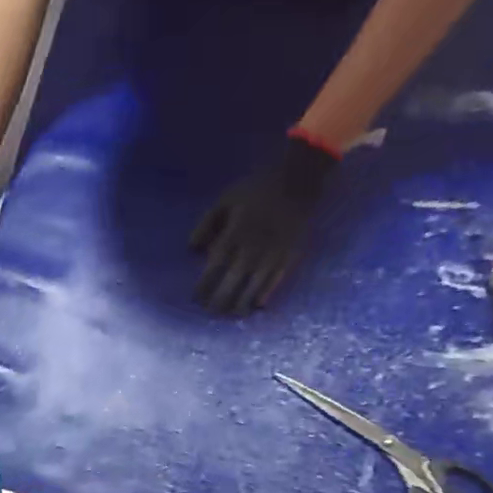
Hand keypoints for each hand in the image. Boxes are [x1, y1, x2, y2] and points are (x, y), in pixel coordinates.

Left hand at [188, 134, 337, 313]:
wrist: (300, 177)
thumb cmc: (256, 189)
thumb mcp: (225, 201)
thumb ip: (206, 225)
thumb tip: (192, 250)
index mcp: (234, 235)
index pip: (214, 268)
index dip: (203, 286)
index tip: (195, 299)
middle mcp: (252, 248)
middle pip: (232, 282)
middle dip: (220, 300)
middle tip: (210, 313)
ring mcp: (273, 253)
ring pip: (254, 286)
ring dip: (241, 303)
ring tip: (231, 315)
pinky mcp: (291, 253)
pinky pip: (277, 280)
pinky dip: (265, 294)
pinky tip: (257, 306)